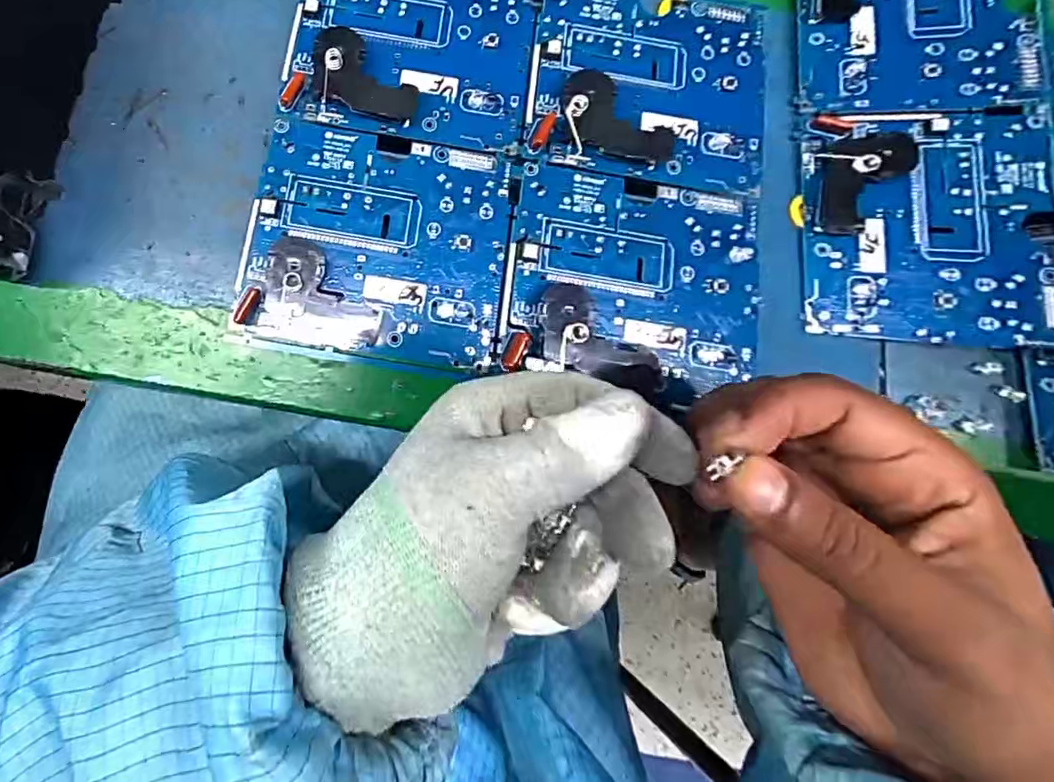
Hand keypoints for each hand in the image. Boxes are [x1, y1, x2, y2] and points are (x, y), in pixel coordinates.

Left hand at [285, 372, 696, 733]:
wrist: (371, 652)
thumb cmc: (426, 550)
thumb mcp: (494, 491)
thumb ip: (565, 453)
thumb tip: (633, 411)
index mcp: (489, 415)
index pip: (578, 400)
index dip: (632, 426)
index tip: (682, 465)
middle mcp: (504, 454)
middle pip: (595, 466)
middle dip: (616, 513)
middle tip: (652, 554)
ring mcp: (514, 514)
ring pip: (591, 525)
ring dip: (578, 565)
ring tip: (544, 590)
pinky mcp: (520, 564)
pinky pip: (571, 569)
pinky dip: (556, 595)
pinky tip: (518, 612)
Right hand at [690, 375, 1053, 781]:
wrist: (962, 764)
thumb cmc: (989, 689)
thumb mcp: (935, 621)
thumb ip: (840, 546)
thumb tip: (743, 474)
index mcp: (916, 466)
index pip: (833, 405)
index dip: (774, 408)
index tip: (725, 444)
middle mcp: (855, 466)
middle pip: (777, 408)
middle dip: (730, 422)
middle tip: (697, 462)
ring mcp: (809, 495)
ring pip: (745, 437)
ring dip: (709, 444)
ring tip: (694, 484)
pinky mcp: (773, 528)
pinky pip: (730, 484)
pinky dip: (702, 480)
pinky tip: (692, 499)